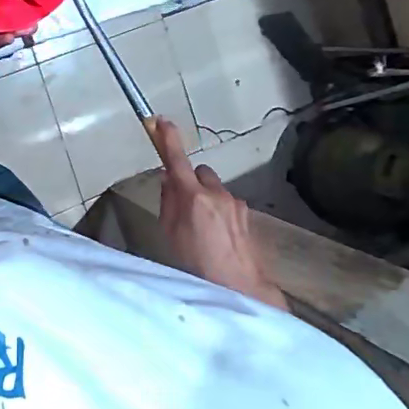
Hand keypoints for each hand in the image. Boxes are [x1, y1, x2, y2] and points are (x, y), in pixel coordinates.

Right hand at [146, 118, 283, 307]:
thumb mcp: (170, 233)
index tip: (161, 122)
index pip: (177, 160)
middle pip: (199, 173)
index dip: (168, 139)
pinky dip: (219, 213)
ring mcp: (235, 203)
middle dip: (190, 182)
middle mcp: (216, 193)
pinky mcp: (247, 214)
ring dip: (206, 200)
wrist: (238, 287)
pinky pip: (227, 204)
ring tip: (201, 230)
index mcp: (192, 197)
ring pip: (214, 190)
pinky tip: (217, 237)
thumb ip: (169, 202)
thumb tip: (169, 181)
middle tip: (182, 206)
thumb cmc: (196, 264)